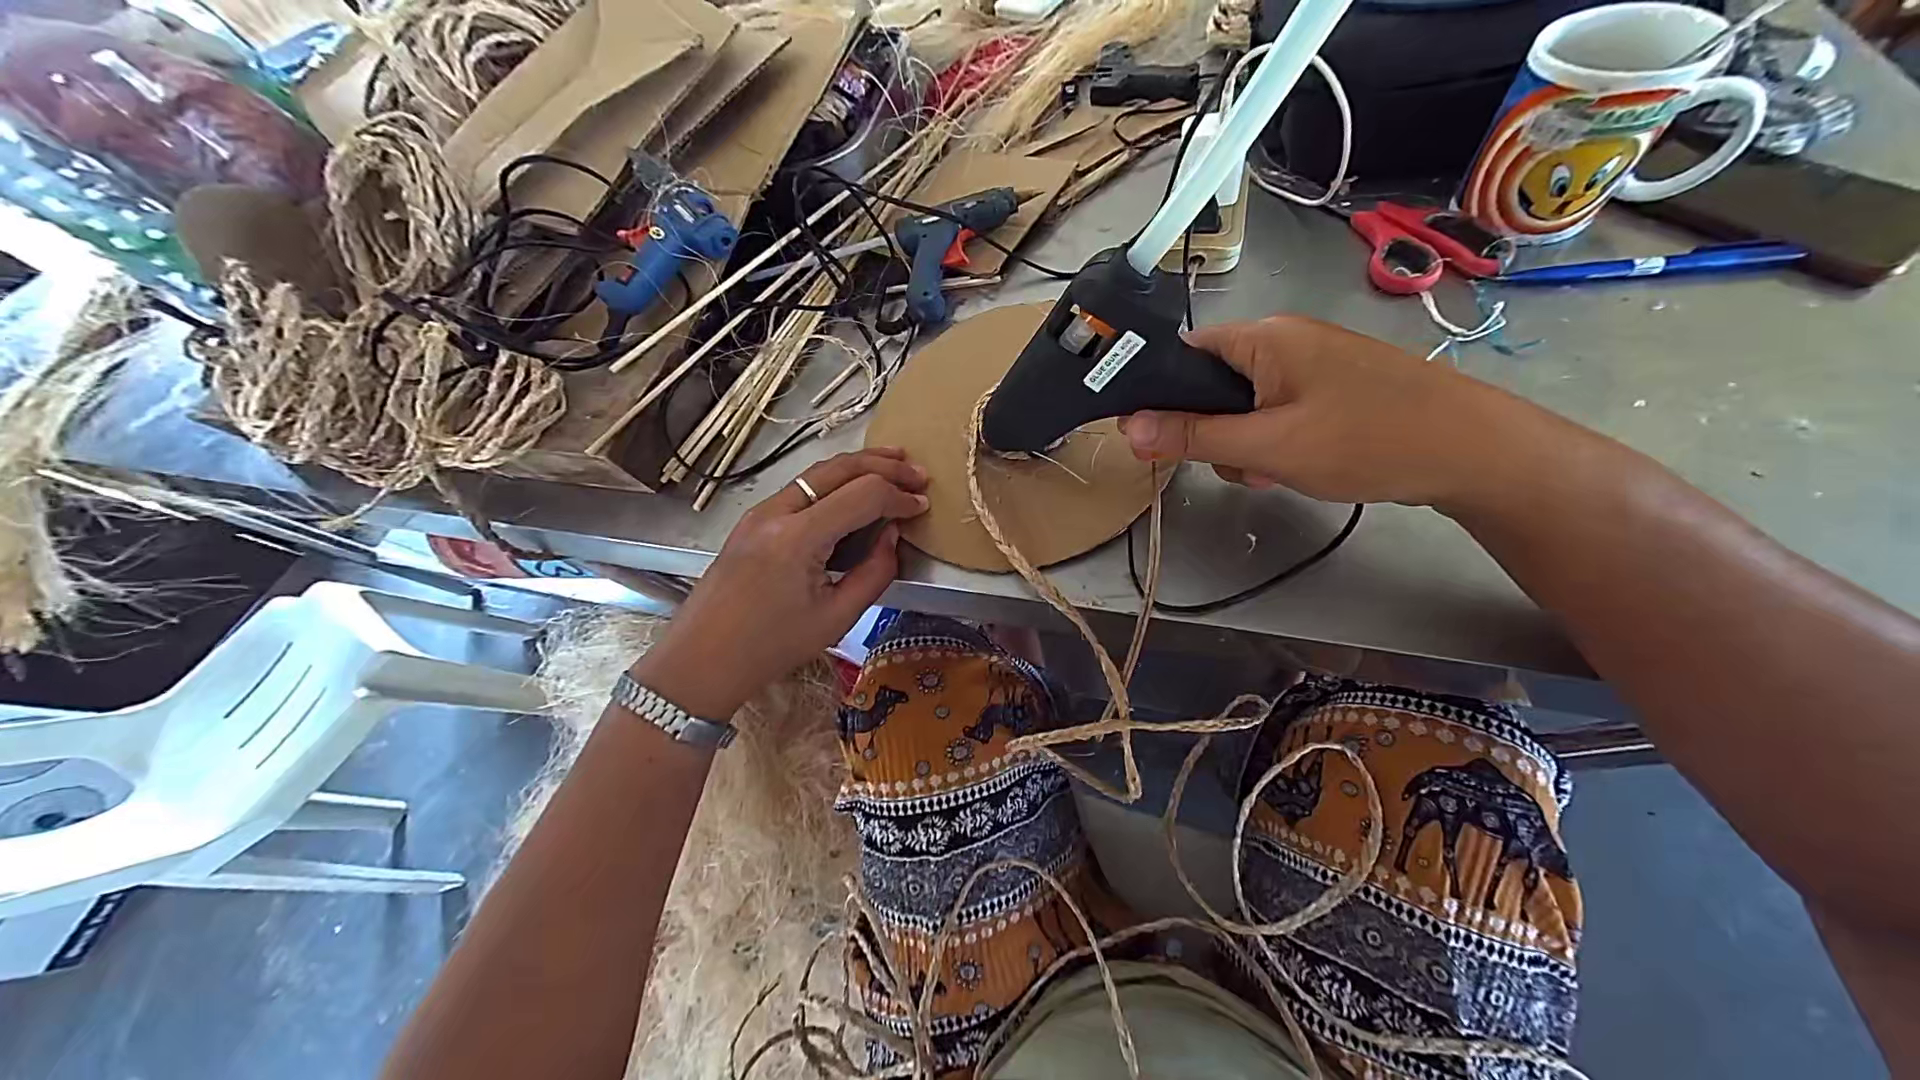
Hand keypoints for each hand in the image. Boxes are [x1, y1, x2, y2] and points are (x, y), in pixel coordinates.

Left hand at [631, 449, 928, 719]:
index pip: (862, 494)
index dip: (899, 496)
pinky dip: (834, 482)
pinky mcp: (753, 521)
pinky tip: (853, 491)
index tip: (923, 505)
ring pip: (817, 472)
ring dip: (858, 466)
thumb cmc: (770, 647)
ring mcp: (760, 512)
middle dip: (884, 465)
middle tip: (917, 472)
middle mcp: (776, 512)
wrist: (702, 660)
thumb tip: (893, 536)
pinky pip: (801, 489)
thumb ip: (875, 573)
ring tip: (893, 465)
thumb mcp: (836, 618)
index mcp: (797, 538)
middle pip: (839, 468)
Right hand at [1117, 316, 1580, 511]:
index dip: (1160, 395)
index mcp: (1264, 338)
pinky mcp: (1333, 387)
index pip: (1184, 353)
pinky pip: (1278, 411)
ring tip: (1273, 470)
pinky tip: (1296, 466)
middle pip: (1213, 383)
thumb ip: (1193, 436)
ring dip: (1243, 443)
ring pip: (1245, 404)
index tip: (1152, 437)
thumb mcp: (1266, 446)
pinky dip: (1274, 441)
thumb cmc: (1365, 440)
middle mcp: (1286, 340)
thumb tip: (1128, 427)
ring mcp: (1313, 363)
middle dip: (1211, 430)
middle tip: (1235, 463)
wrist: (1473, 451)